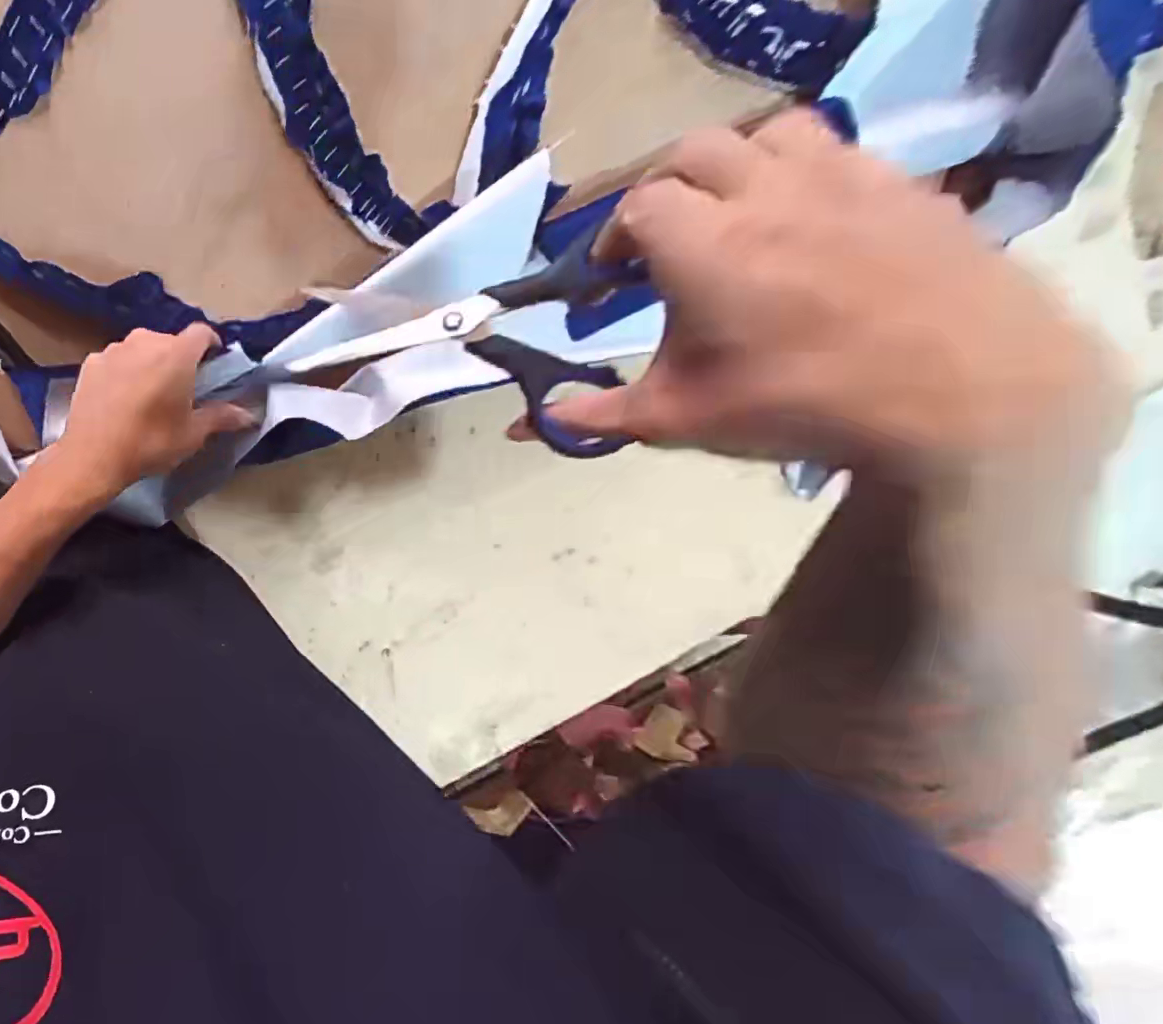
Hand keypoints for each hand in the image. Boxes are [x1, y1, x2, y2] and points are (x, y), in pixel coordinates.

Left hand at [48, 325, 256, 497]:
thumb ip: (221, 417)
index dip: (211, 346)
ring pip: (141, 349)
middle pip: (170, 341)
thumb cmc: (150, 443)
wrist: (93, 456)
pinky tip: (120, 398)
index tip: (214, 364)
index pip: (202, 333)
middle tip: (181, 389)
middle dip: (179, 359)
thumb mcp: (192, 434)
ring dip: (149, 364)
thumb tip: (249, 416)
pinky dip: (123, 372)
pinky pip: (116, 361)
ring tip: (148, 394)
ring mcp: (114, 349)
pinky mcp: (91, 362)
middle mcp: (145, 341)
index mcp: (177, 353)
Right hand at [532, 109, 1123, 474]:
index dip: (609, 241)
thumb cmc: (794, 404)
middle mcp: (769, 195)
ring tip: (727, 218)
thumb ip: (592, 414)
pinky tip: (802, 226)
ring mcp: (845, 181)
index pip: (637, 207)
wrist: (963, 397)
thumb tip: (525, 426)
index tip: (605, 281)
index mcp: (705, 247)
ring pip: (770, 134)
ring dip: (731, 167)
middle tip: (655, 243)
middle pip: (694, 153)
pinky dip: (799, 173)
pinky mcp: (904, 187)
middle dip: (659, 192)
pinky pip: (839, 150)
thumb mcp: (674, 417)